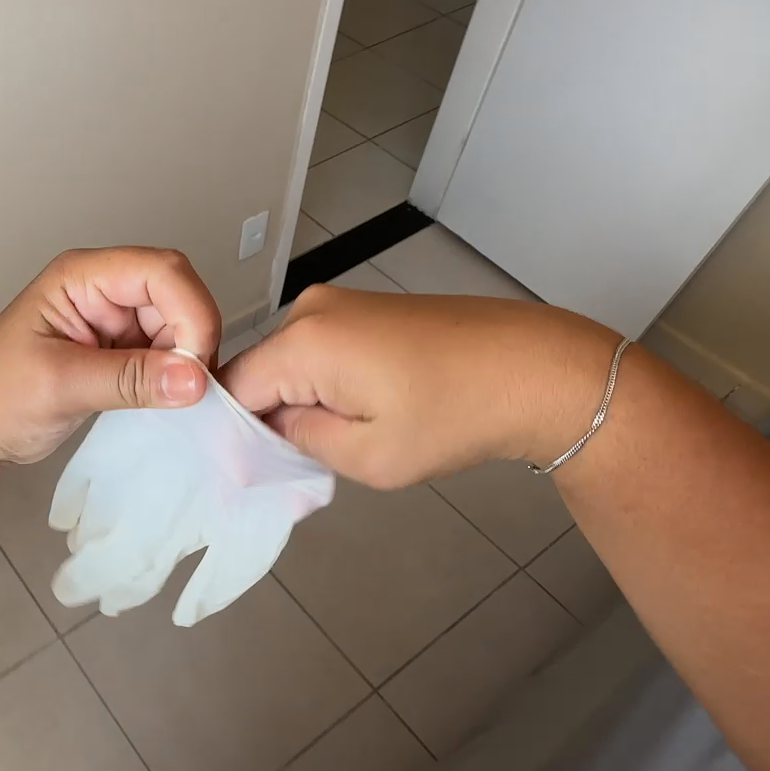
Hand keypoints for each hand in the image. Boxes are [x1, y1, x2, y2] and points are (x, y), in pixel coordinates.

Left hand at [0, 247, 223, 473]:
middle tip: (191, 389)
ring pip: (179, 328)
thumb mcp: (60, 385)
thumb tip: (194, 379)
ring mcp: (115, 323)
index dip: (191, 312)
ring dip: (186, 363)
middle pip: (178, 296)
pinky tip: (166, 402)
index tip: (196, 365)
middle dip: (192, 340)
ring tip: (172, 400)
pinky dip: (175, 379)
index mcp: (83, 277)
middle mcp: (105, 291)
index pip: (161, 272)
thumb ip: (129, 379)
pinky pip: (167, 356)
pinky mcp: (122, 353)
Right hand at [220, 285, 619, 487]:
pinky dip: (324, 384)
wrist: (537, 369)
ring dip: (300, 402)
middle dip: (271, 417)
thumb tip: (264, 431)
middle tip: (307, 460)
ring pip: (287, 364)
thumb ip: (297, 442)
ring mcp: (338, 303)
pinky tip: (363, 409)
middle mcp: (311, 310)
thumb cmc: (457, 416)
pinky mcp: (361, 309)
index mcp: (304, 341)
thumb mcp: (367, 456)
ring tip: (347, 434)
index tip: (257, 467)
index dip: (237, 432)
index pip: (232, 388)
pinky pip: (316, 351)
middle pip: (258, 373)